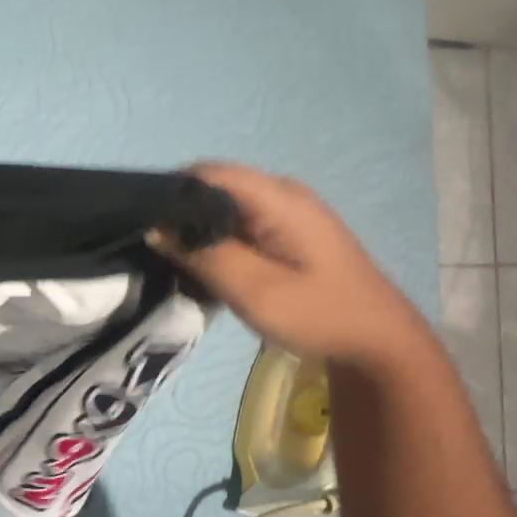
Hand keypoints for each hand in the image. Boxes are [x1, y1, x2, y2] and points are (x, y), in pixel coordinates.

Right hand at [150, 163, 433, 367]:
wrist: (377, 342)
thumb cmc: (318, 315)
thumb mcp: (255, 291)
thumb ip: (204, 256)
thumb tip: (156, 229)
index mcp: (279, 199)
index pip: (209, 173)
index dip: (170, 191)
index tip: (139, 223)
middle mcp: (282, 195)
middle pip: (214, 186)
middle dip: (178, 212)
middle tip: (149, 247)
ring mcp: (286, 214)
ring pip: (222, 207)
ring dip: (194, 229)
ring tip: (168, 258)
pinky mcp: (285, 233)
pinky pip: (236, 224)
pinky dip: (212, 240)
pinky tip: (200, 267)